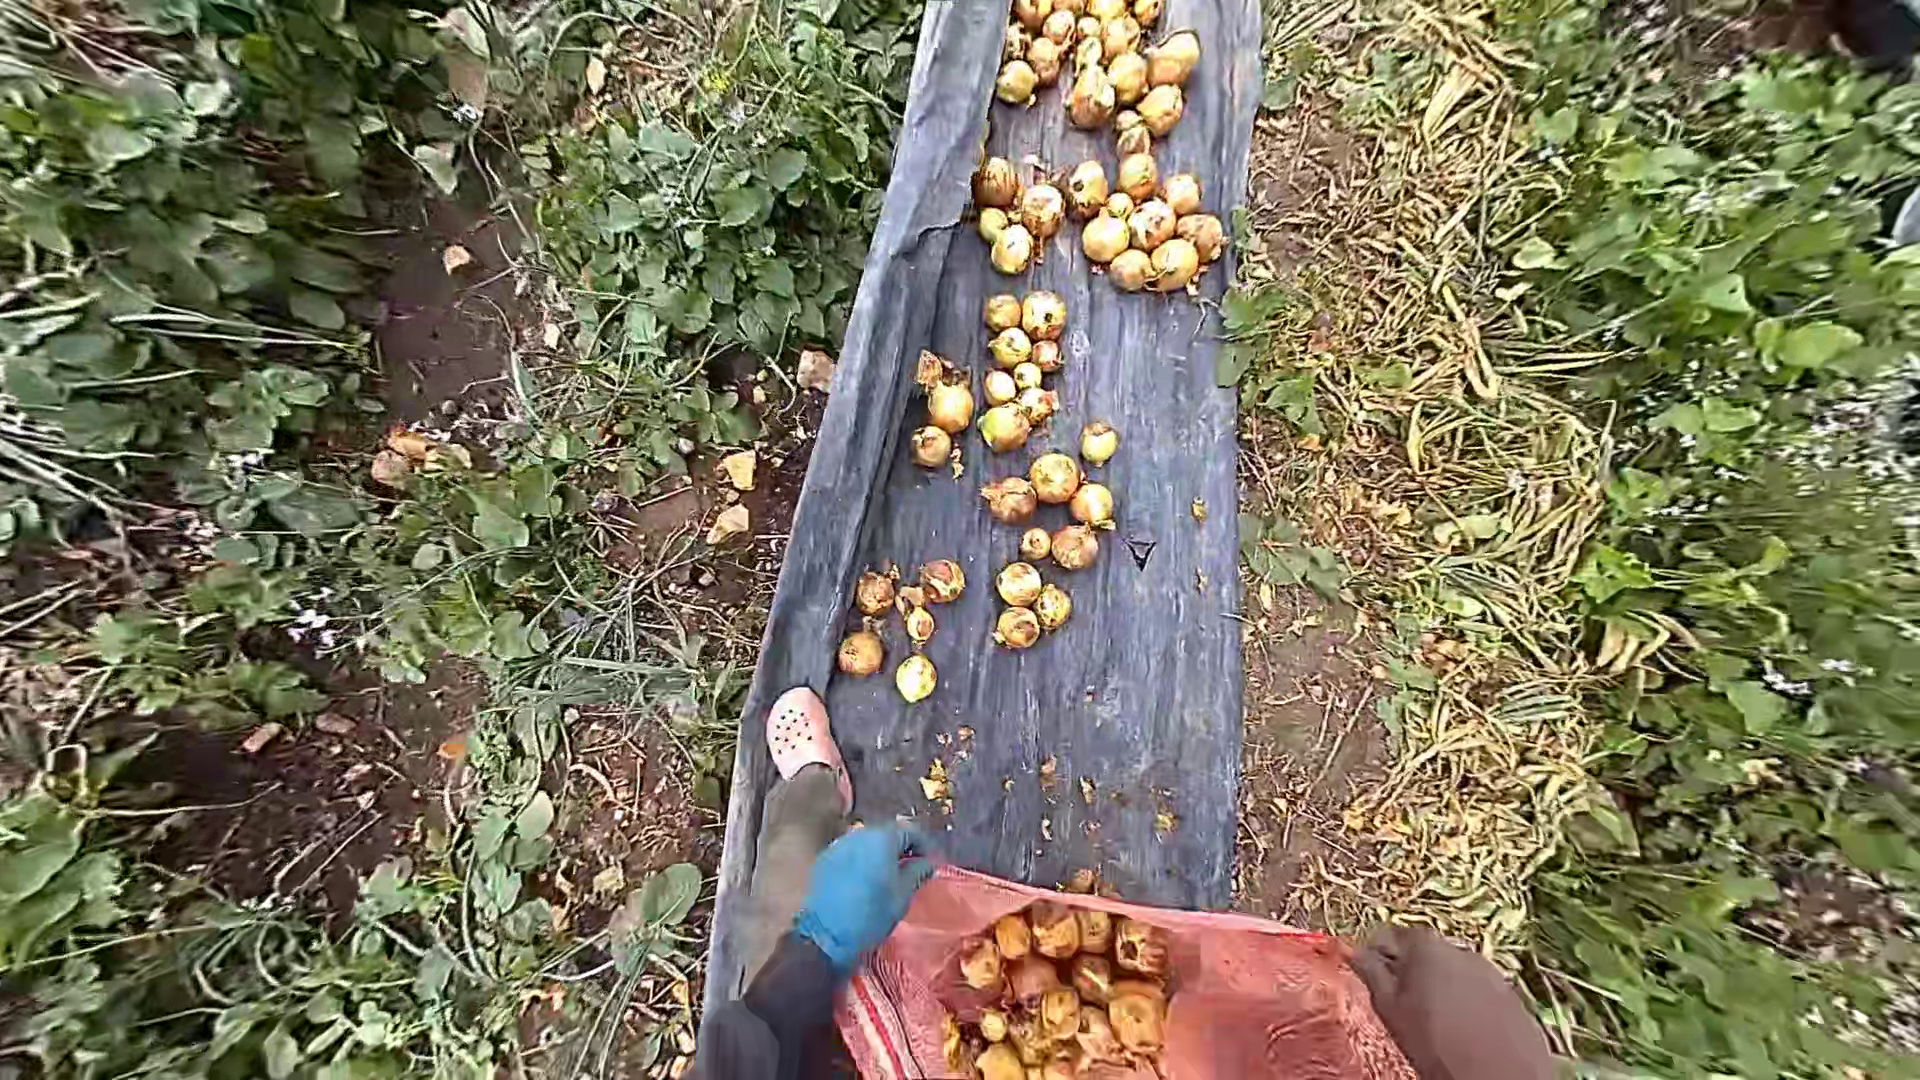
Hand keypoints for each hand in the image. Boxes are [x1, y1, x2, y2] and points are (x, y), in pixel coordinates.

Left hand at [793, 825, 934, 970]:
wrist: (824, 935)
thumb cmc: (871, 914)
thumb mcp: (901, 896)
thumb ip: (917, 873)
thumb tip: (927, 862)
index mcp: (883, 838)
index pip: (911, 832)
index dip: (923, 847)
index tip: (928, 863)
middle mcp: (862, 833)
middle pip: (888, 835)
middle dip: (901, 849)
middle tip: (909, 869)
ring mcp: (841, 843)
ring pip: (868, 843)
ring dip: (879, 855)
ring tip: (885, 876)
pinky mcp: (826, 857)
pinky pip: (851, 853)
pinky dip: (861, 861)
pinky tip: (862, 881)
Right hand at [1352, 926, 1553, 1079]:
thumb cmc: (1436, 1046)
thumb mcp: (1389, 1007)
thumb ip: (1370, 971)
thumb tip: (1355, 951)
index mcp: (1426, 944)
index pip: (1388, 934)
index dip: (1376, 953)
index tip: (1373, 976)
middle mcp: (1462, 951)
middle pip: (1424, 952)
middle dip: (1411, 970)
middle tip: (1404, 1001)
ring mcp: (1495, 977)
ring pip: (1455, 973)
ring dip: (1442, 987)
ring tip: (1437, 1020)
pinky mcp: (1520, 1005)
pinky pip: (1483, 995)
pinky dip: (1471, 1005)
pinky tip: (1467, 1031)